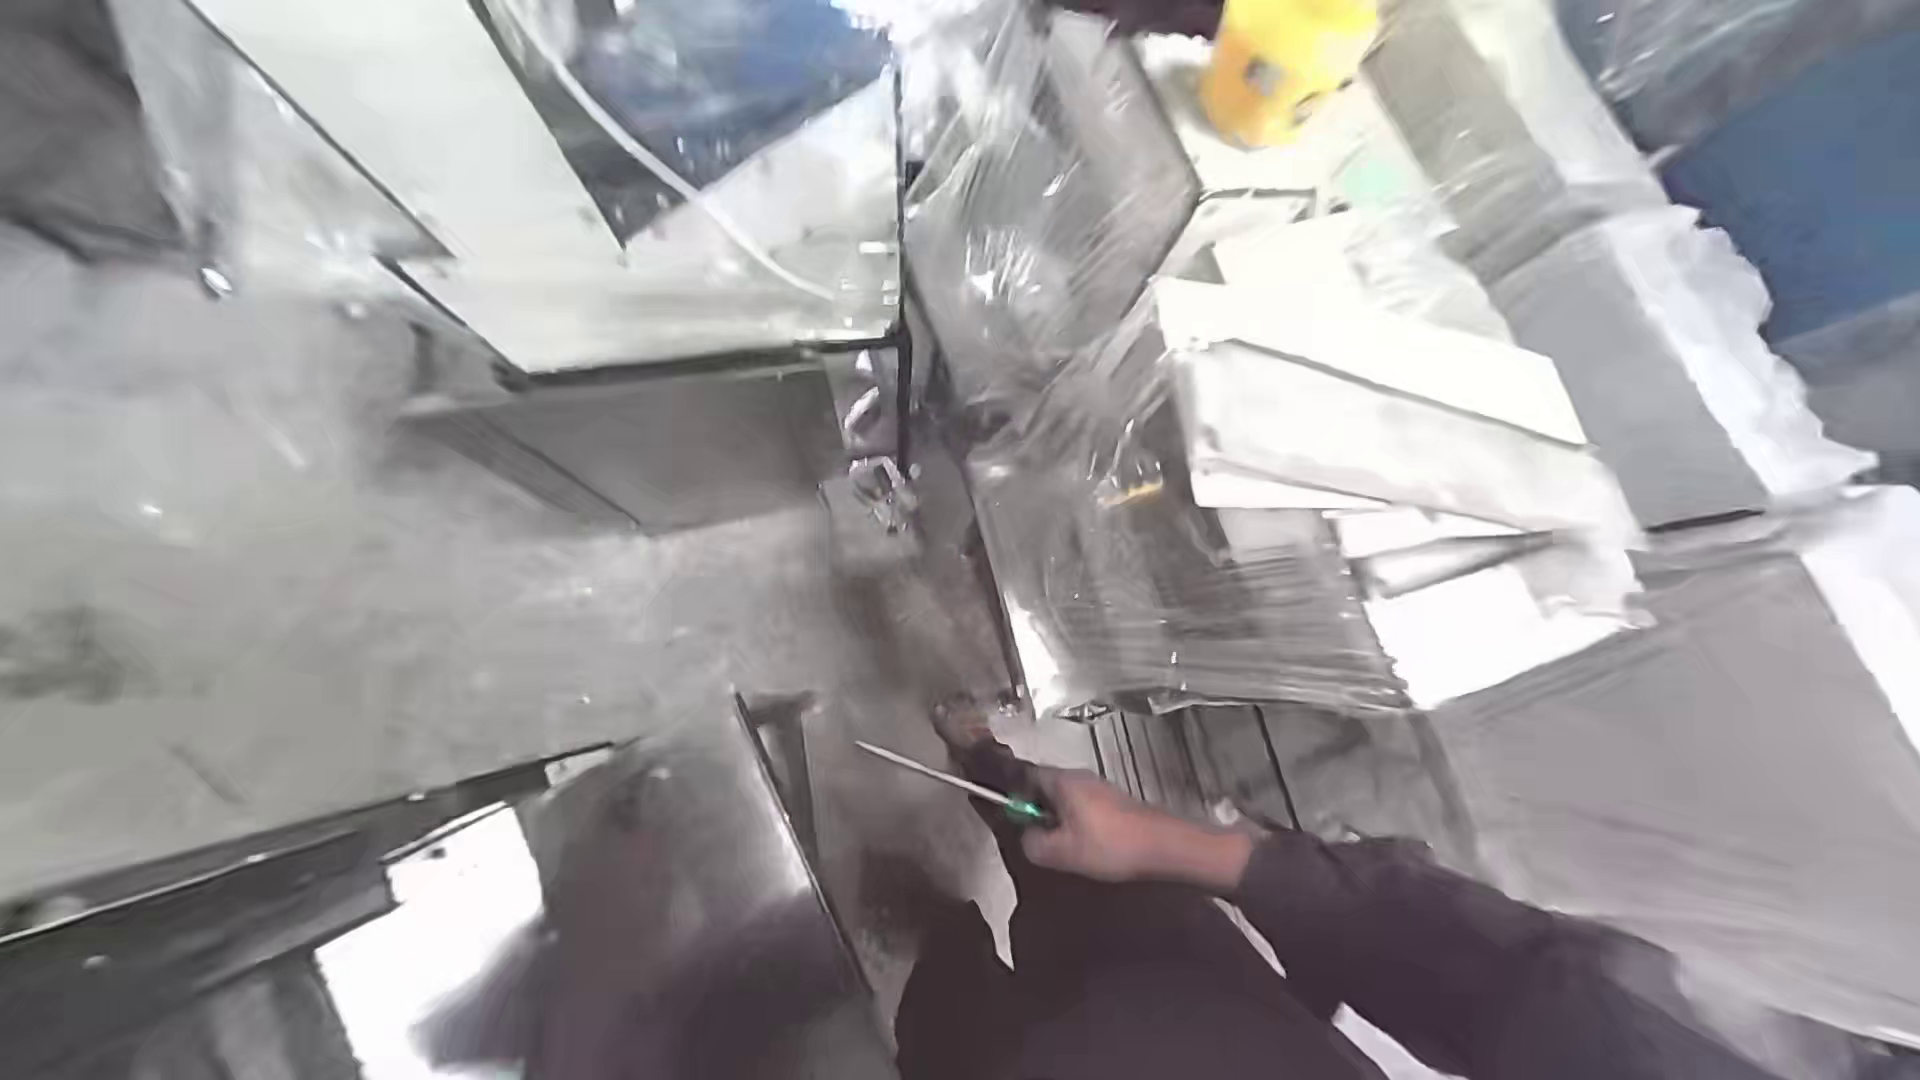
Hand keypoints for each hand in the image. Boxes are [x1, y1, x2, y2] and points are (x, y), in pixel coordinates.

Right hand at [1020, 768, 1254, 890]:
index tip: (1002, 810)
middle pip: (1041, 784)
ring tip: (1054, 843)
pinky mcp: (1109, 800)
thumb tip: (1026, 836)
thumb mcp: (1063, 852)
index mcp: (1060, 780)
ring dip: (1052, 815)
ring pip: (1060, 795)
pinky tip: (1078, 842)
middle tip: (1029, 833)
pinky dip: (1070, 818)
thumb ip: (1033, 843)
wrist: (1163, 845)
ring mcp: (1094, 785)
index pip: (1022, 773)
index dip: (1007, 790)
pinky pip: (1077, 803)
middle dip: (1031, 806)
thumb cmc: (1109, 844)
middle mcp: (1075, 775)